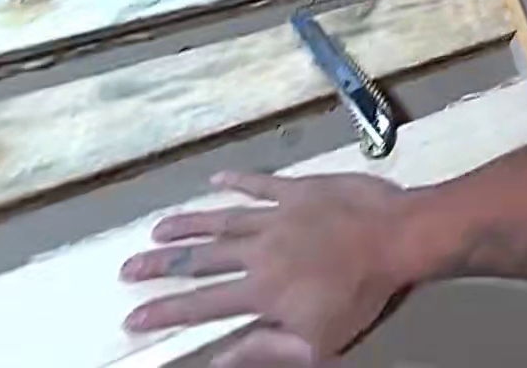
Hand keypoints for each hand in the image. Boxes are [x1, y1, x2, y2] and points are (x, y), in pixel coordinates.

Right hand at [121, 171, 410, 364]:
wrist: (397, 235)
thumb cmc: (362, 293)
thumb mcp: (315, 344)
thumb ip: (264, 351)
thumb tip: (217, 362)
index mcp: (262, 291)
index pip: (201, 305)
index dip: (165, 312)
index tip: (131, 317)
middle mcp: (261, 250)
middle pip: (202, 259)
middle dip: (163, 265)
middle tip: (128, 265)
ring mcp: (280, 213)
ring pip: (225, 218)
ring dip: (190, 223)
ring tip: (158, 227)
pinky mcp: (301, 187)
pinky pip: (262, 183)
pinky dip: (237, 180)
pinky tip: (215, 178)